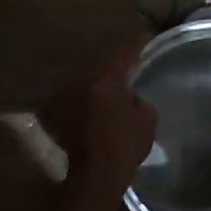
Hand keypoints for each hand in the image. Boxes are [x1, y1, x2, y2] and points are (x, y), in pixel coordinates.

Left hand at [44, 40, 157, 197]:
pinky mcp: (60, 113)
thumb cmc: (125, 145)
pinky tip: (100, 105)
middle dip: (117, 60)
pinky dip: (90, 97)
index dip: (139, 41)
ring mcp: (68, 96)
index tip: (149, 36)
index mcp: (106, 76)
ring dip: (101, 79)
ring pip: (88, 78)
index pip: (125, 49)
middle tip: (132, 60)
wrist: (96, 175)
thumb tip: (132, 97)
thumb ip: (140, 101)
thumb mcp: (147, 120)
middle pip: (102, 61)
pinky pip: (79, 96)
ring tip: (116, 83)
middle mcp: (82, 79)